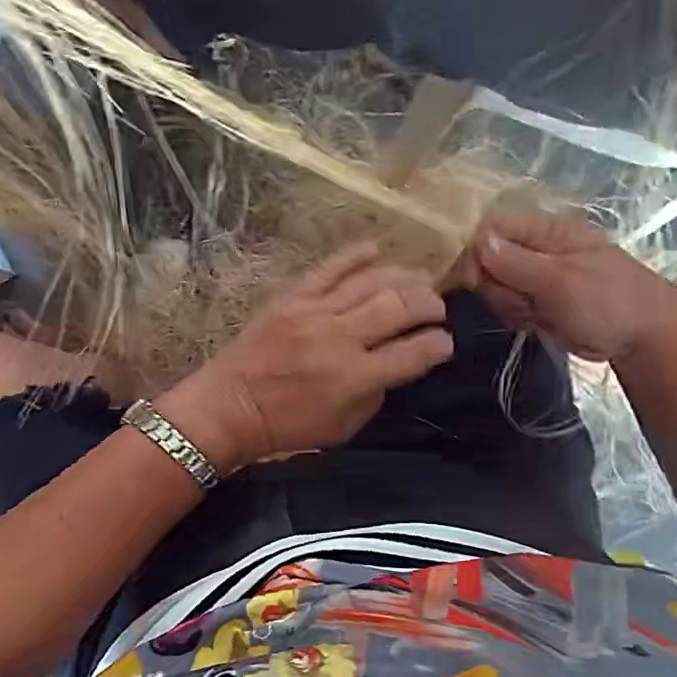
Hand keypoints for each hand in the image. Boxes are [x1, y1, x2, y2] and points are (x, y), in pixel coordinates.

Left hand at [153, 244, 454, 468]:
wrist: (231, 406)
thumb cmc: (288, 426)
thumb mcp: (344, 426)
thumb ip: (376, 392)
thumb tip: (398, 362)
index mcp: (357, 378)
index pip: (416, 351)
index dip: (440, 344)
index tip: (445, 342)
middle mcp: (342, 339)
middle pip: (402, 306)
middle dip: (431, 304)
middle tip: (437, 308)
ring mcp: (315, 313)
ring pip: (373, 280)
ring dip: (405, 276)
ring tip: (419, 280)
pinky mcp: (292, 298)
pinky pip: (330, 267)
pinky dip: (356, 255)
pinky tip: (376, 250)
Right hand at [472, 211, 676, 363]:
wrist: (641, 338)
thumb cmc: (608, 301)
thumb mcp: (560, 280)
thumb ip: (516, 262)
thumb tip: (479, 240)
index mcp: (546, 230)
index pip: (491, 228)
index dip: (477, 251)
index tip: (478, 279)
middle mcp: (535, 248)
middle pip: (487, 260)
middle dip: (496, 285)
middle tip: (523, 300)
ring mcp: (534, 276)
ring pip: (493, 286)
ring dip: (506, 304)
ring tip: (534, 312)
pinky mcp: (534, 300)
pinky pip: (506, 304)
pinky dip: (514, 316)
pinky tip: (534, 322)